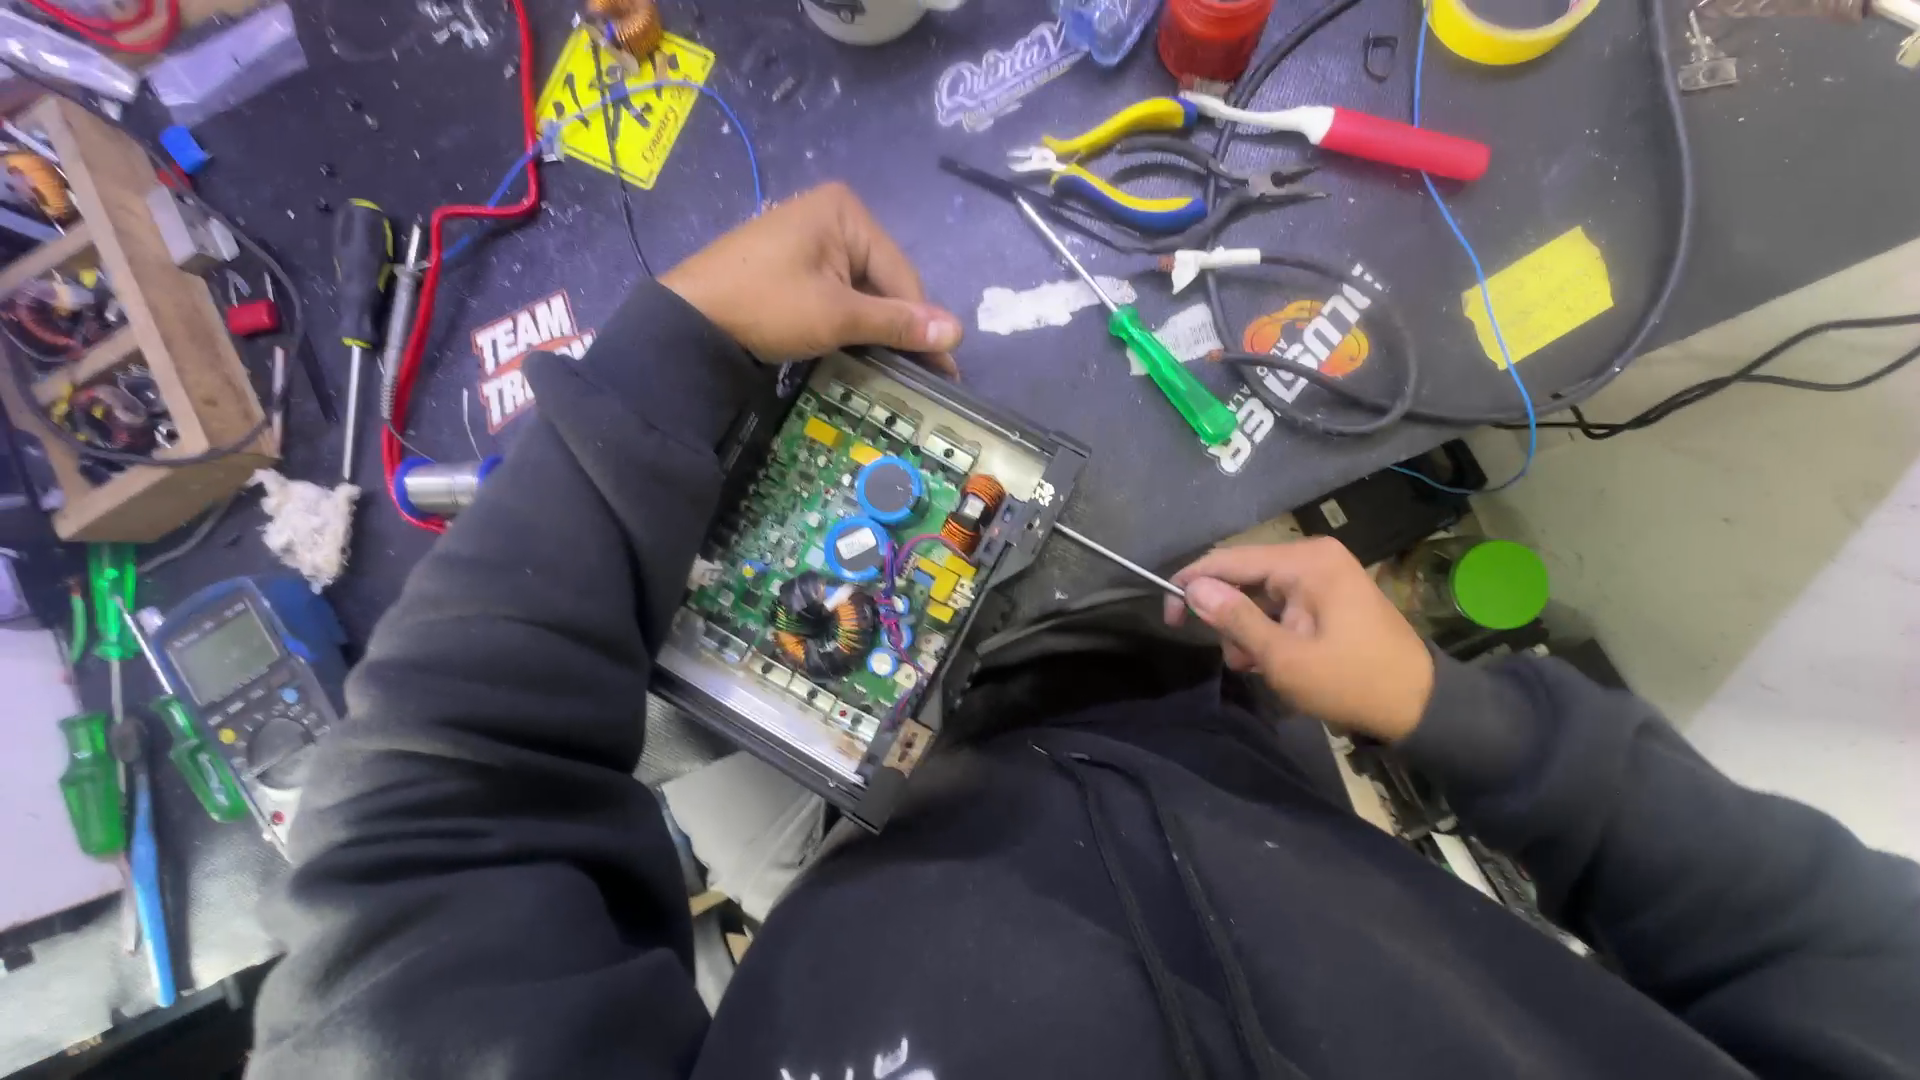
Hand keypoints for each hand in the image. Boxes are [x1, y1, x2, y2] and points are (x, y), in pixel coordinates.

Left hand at [661, 183, 961, 372]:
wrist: (690, 320)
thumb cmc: (767, 307)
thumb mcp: (838, 316)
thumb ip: (898, 323)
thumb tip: (958, 333)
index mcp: (847, 212)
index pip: (901, 275)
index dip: (922, 324)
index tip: (945, 368)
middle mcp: (833, 215)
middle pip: (884, 281)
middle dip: (900, 326)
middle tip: (924, 375)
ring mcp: (810, 238)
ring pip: (863, 290)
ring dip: (878, 328)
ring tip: (899, 368)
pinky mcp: (794, 263)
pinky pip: (838, 292)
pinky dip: (851, 322)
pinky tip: (861, 349)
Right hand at [1164, 538, 1434, 741]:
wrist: (1421, 705)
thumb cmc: (1351, 681)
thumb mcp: (1283, 656)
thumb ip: (1234, 619)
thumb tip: (1191, 589)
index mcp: (1305, 561)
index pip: (1229, 560)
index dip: (1191, 584)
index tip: (1167, 615)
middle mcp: (1312, 556)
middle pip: (1243, 576)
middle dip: (1227, 616)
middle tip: (1233, 656)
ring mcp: (1323, 573)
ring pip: (1258, 592)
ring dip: (1247, 628)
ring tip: (1255, 665)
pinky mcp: (1328, 593)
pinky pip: (1280, 603)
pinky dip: (1268, 629)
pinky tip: (1271, 659)